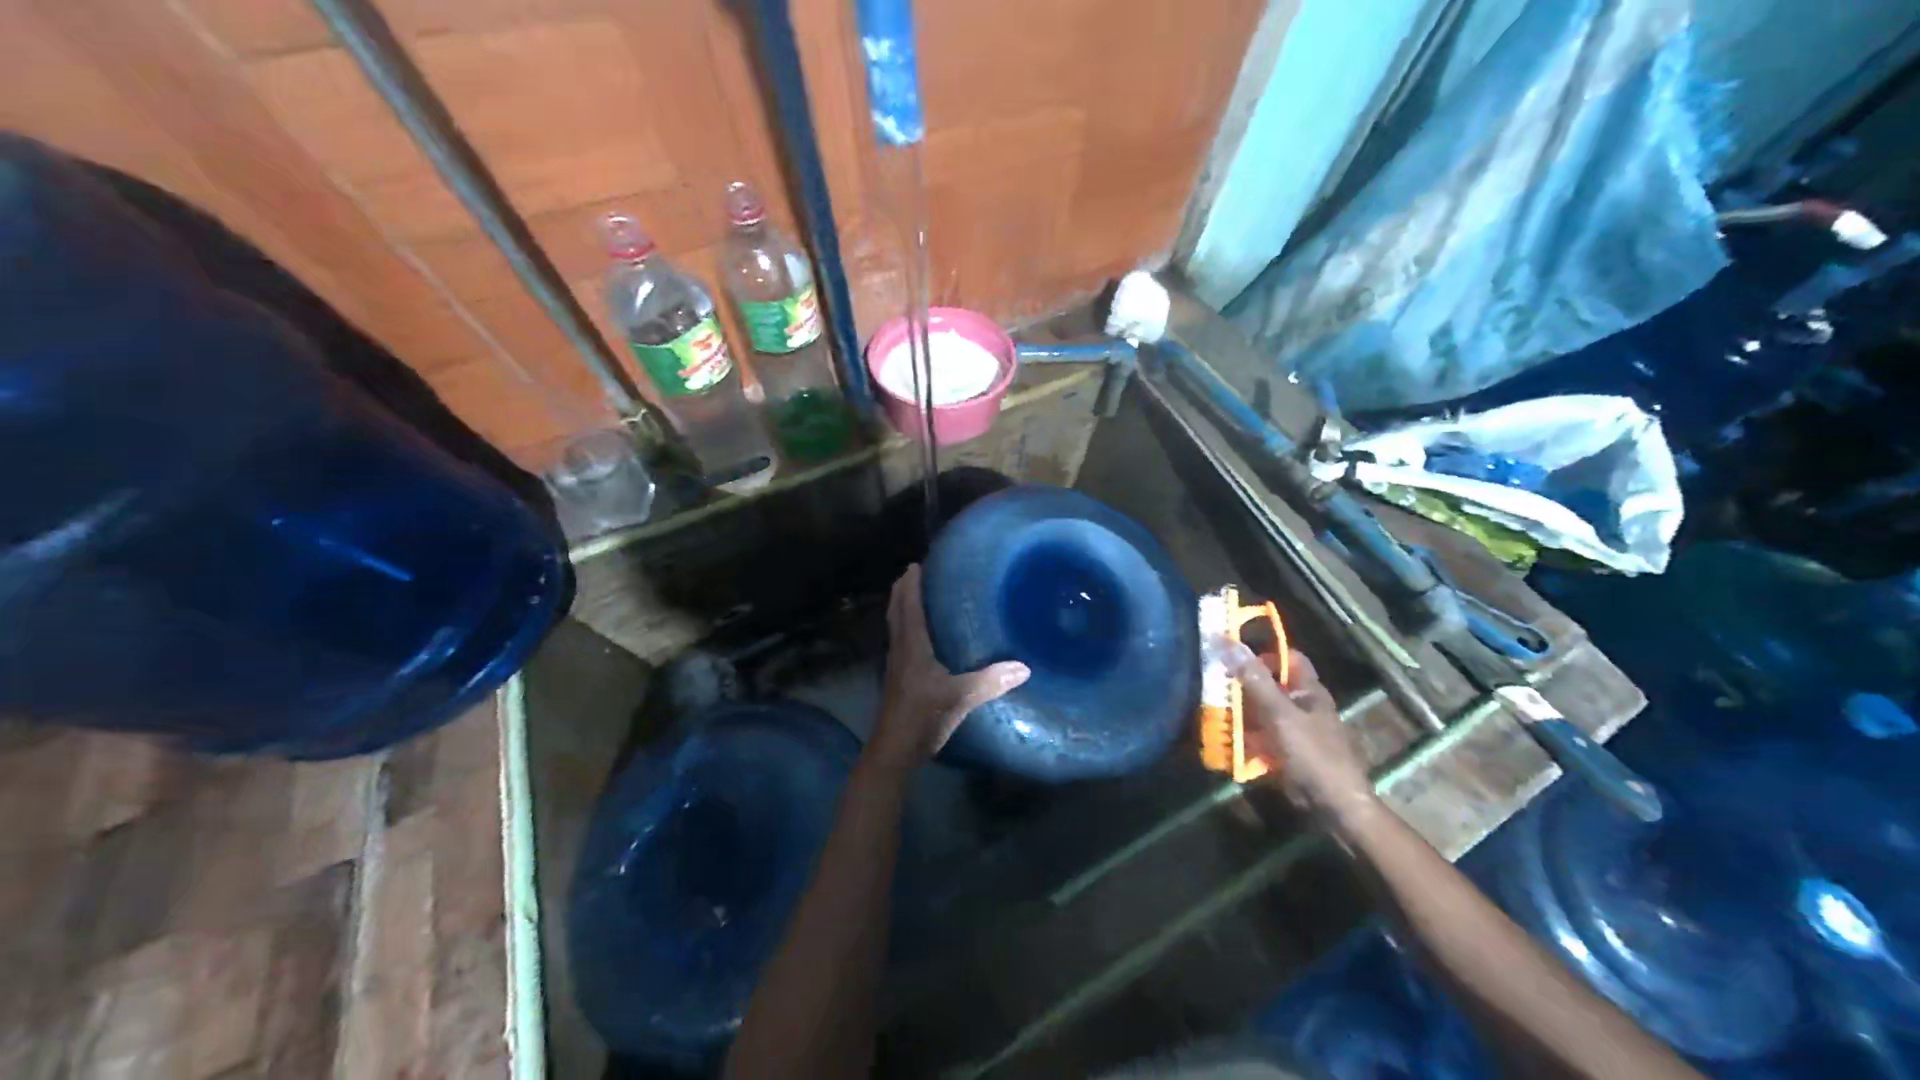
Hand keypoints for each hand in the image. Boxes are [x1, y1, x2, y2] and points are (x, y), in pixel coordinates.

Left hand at [873, 565, 1030, 768]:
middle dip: (903, 592)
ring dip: (902, 609)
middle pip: (896, 612)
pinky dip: (907, 630)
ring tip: (918, 598)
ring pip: (896, 628)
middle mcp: (899, 651)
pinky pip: (901, 644)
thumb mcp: (960, 698)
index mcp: (911, 647)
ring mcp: (896, 666)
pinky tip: (922, 639)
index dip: (911, 585)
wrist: (893, 752)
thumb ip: (990, 681)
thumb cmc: (922, 717)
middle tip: (916, 575)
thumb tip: (1024, 667)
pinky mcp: (898, 680)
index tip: (916, 564)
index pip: (908, 606)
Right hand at [1228, 643, 1375, 820]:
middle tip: (1214, 684)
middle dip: (1243, 685)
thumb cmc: (1312, 754)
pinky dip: (1245, 737)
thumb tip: (1229, 642)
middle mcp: (1303, 707)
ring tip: (1212, 712)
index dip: (1264, 652)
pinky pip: (1261, 737)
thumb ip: (1255, 680)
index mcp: (1309, 691)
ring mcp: (1295, 731)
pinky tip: (1225, 740)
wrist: (1334, 807)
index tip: (1233, 655)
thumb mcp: (1280, 714)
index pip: (1289, 658)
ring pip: (1262, 712)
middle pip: (1270, 685)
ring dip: (1240, 713)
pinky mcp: (1287, 753)